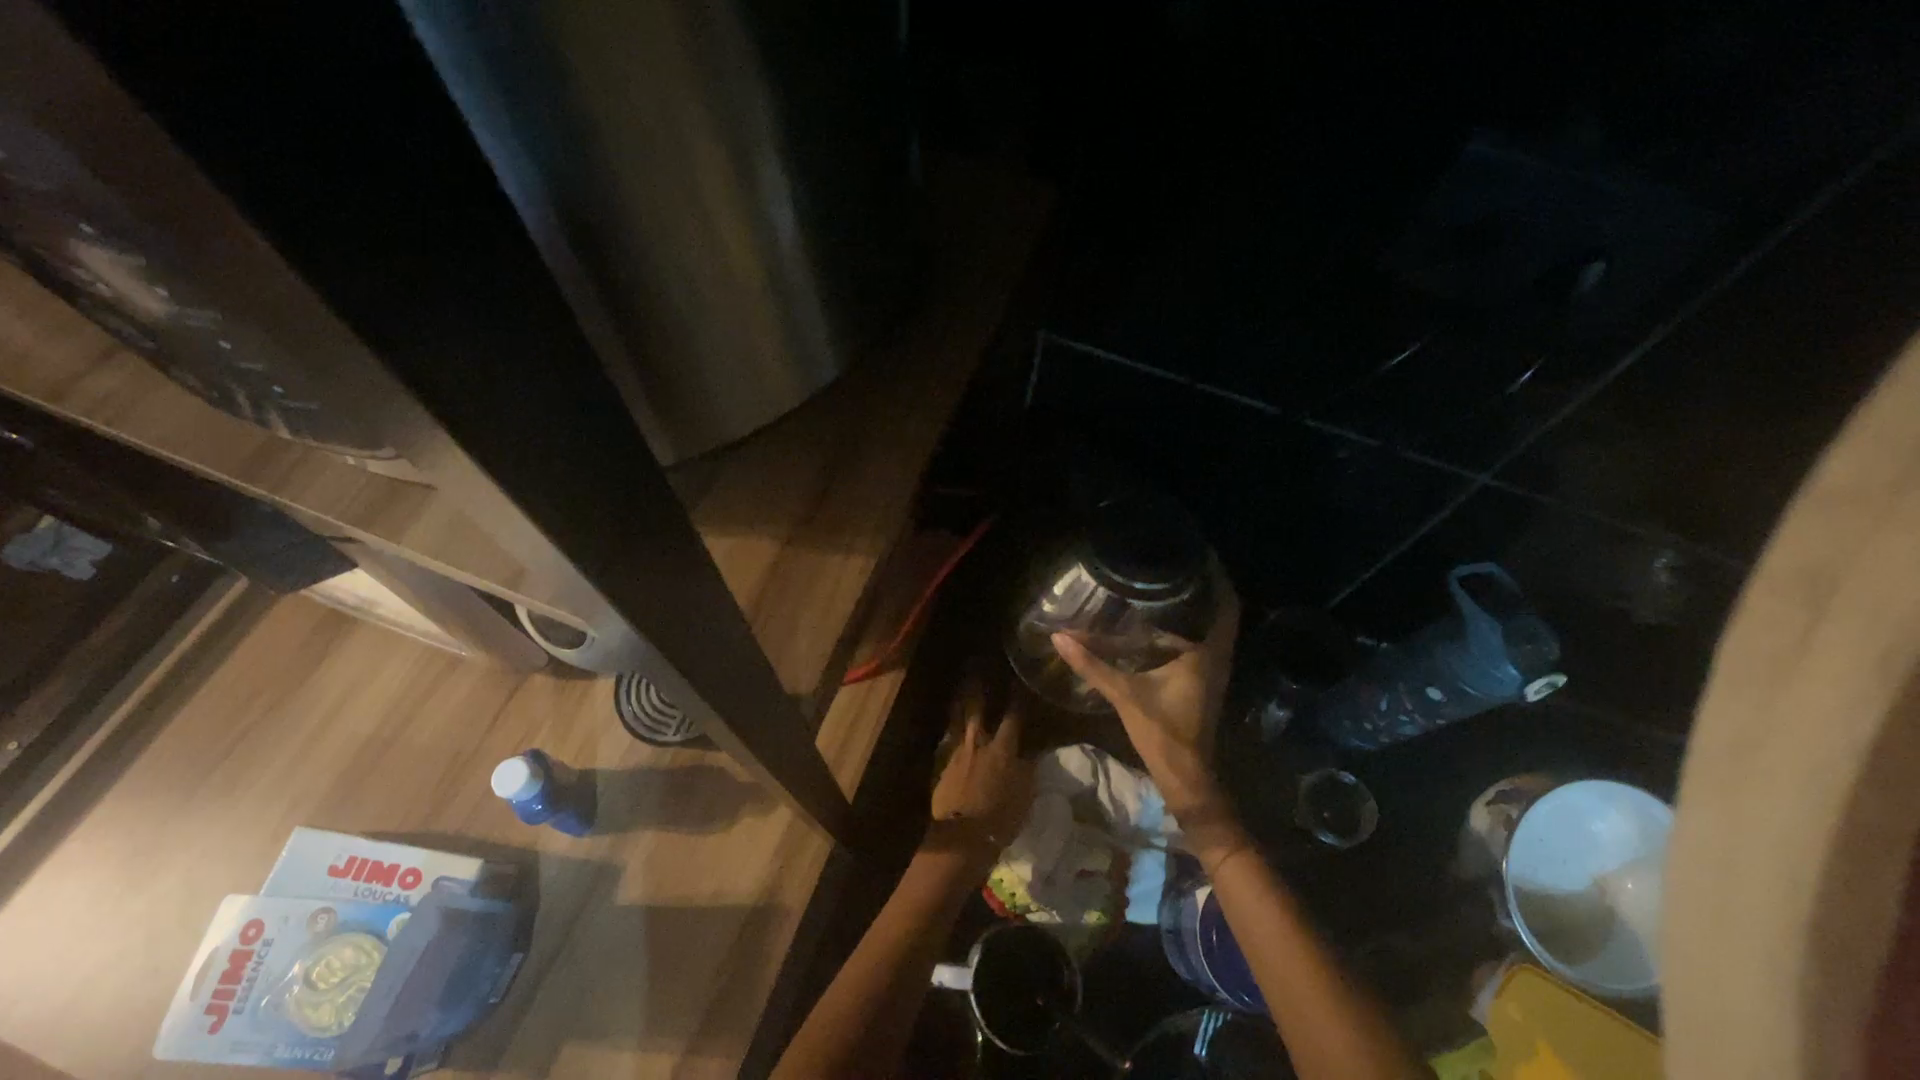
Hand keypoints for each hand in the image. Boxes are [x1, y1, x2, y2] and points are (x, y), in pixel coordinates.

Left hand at [929, 686, 1033, 859]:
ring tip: (960, 686)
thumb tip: (1031, 753)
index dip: (1017, 698)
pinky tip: (951, 722)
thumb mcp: (1026, 793)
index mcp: (1003, 748)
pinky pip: (947, 739)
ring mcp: (956, 752)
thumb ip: (1028, 768)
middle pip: (976, 706)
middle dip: (978, 685)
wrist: (962, 836)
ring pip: (957, 718)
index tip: (1020, 681)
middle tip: (977, 665)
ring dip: (959, 700)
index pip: (1013, 715)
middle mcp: (978, 743)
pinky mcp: (941, 765)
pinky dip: (951, 728)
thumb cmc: (1001, 817)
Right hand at [1051, 575, 1240, 819]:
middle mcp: (1218, 656)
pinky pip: (1207, 641)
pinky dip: (1194, 625)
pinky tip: (1167, 620)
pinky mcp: (1206, 680)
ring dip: (1203, 605)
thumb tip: (1058, 637)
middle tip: (1181, 560)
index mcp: (1206, 653)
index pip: (1225, 604)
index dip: (1217, 576)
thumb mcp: (1124, 695)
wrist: (1186, 774)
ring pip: (1217, 627)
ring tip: (1174, 580)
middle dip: (1208, 585)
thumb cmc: (1162, 732)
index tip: (1200, 551)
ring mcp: (1215, 670)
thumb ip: (1092, 665)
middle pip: (1223, 610)